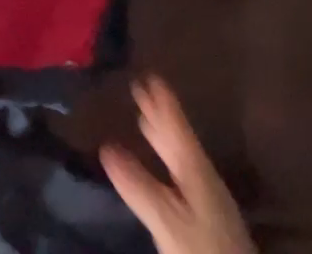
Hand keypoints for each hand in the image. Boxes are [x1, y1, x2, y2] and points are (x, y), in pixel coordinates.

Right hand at [102, 77, 255, 253]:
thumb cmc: (201, 246)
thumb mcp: (166, 218)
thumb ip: (139, 186)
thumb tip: (106, 146)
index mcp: (194, 168)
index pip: (176, 127)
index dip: (163, 102)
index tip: (150, 75)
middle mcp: (201, 173)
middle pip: (178, 136)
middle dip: (159, 112)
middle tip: (142, 87)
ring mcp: (205, 191)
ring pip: (180, 151)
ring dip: (162, 131)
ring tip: (145, 115)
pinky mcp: (204, 209)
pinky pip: (180, 166)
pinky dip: (166, 152)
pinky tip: (162, 160)